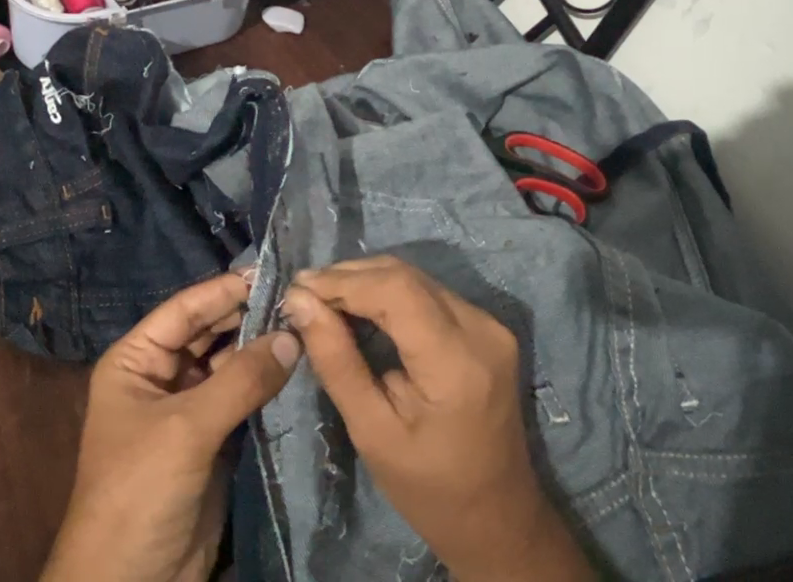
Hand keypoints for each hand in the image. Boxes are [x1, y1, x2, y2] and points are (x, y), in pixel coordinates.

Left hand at [42, 272, 302, 581]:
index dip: (225, 289)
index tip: (272, 272)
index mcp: (135, 360)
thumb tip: (294, 335)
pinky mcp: (210, 440)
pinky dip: (264, 384)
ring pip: (227, 366)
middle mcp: (159, 376)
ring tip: (307, 327)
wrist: (131, 578)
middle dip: (247, 317)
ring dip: (260, 349)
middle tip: (299, 299)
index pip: (184, 310)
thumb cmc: (141, 487)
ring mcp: (185, 409)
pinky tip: (297, 368)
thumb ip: (241, 379)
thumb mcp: (187, 428)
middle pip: (207, 334)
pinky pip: (239, 399)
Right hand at [281, 257, 593, 581]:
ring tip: (320, 300)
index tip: (295, 292)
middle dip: (347, 277)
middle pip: (404, 276)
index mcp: (456, 361)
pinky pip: (427, 293)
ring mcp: (489, 325)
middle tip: (301, 296)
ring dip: (365, 281)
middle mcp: (480, 329)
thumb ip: (336, 360)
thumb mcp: (371, 430)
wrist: (497, 517)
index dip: (341, 281)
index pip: (394, 288)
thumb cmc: (428, 486)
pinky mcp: (486, 328)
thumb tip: (299, 301)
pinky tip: (356, 308)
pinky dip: (387, 293)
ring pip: (414, 278)